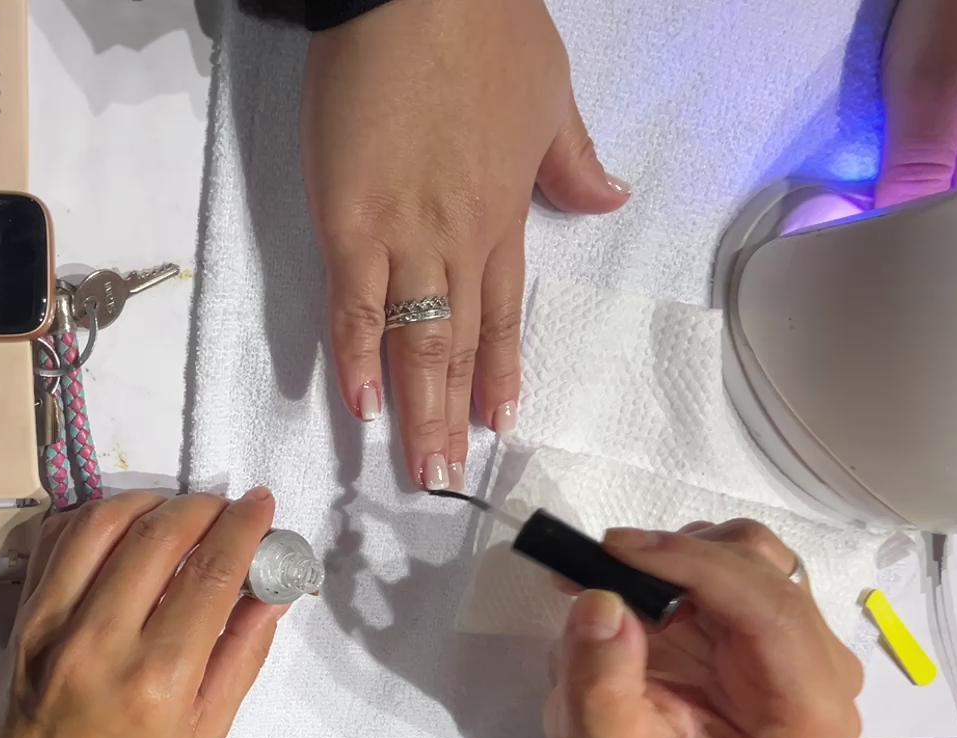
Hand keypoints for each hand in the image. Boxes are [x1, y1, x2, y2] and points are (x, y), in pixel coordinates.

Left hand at [0, 491, 287, 737]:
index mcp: (158, 680)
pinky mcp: (25, 606)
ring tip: (180, 512)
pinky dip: (101, 513)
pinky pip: (62, 534)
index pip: (210, 576)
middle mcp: (102, 640)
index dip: (243, 529)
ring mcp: (53, 618)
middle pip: (159, 535)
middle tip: (225, 508)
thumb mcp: (204, 734)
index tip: (262, 505)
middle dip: (203, 507)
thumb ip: (243, 655)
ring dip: (152, 500)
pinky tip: (128, 524)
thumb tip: (274, 588)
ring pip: (106, 521)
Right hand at [303, 0, 628, 491]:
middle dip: (454, 413)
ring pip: (416, 340)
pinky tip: (361, 405)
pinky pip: (356, 306)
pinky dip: (358, 359)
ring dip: (418, 408)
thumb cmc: (479, 29)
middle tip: (447, 474)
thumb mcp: (548, 91)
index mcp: (502, 213)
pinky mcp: (351, 227)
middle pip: (458, 343)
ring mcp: (404, 239)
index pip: (502, 312)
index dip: (500, 372)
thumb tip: (606, 201)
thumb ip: (570, 159)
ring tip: (416, 465)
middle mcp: (459, 241)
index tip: (499, 424)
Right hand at [545, 520, 863, 737]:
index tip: (616, 547)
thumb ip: (600, 674)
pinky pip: (732, 552)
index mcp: (803, 715)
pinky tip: (636, 583)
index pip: (772, 613)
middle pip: (764, 575)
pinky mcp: (767, 609)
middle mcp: (822, 669)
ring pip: (752, 551)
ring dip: (677, 553)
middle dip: (675, 557)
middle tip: (597, 563)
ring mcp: (798, 635)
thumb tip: (602, 600)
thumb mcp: (600, 734)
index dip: (698, 566)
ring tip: (616, 581)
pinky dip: (675, 553)